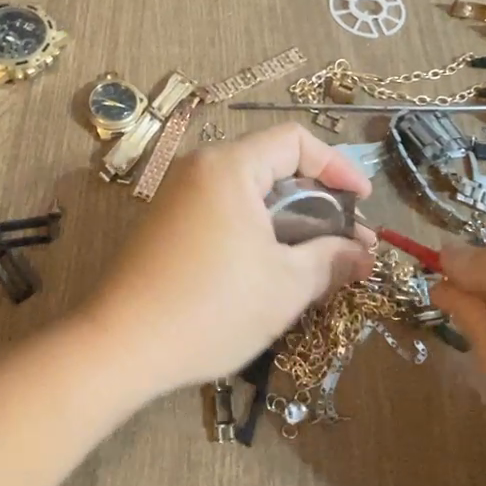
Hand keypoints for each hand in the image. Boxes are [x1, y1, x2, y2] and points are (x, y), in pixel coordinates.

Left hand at [82, 124, 376, 394]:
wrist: (120, 344)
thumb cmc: (211, 308)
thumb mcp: (285, 285)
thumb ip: (331, 260)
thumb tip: (364, 254)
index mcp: (228, 167)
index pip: (294, 140)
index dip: (337, 166)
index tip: (362, 204)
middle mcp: (198, 169)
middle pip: (270, 165)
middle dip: (316, 202)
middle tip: (346, 243)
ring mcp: (175, 197)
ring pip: (246, 193)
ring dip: (286, 221)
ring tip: (314, 263)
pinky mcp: (163, 225)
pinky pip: (221, 212)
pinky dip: (253, 231)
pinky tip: (269, 271)